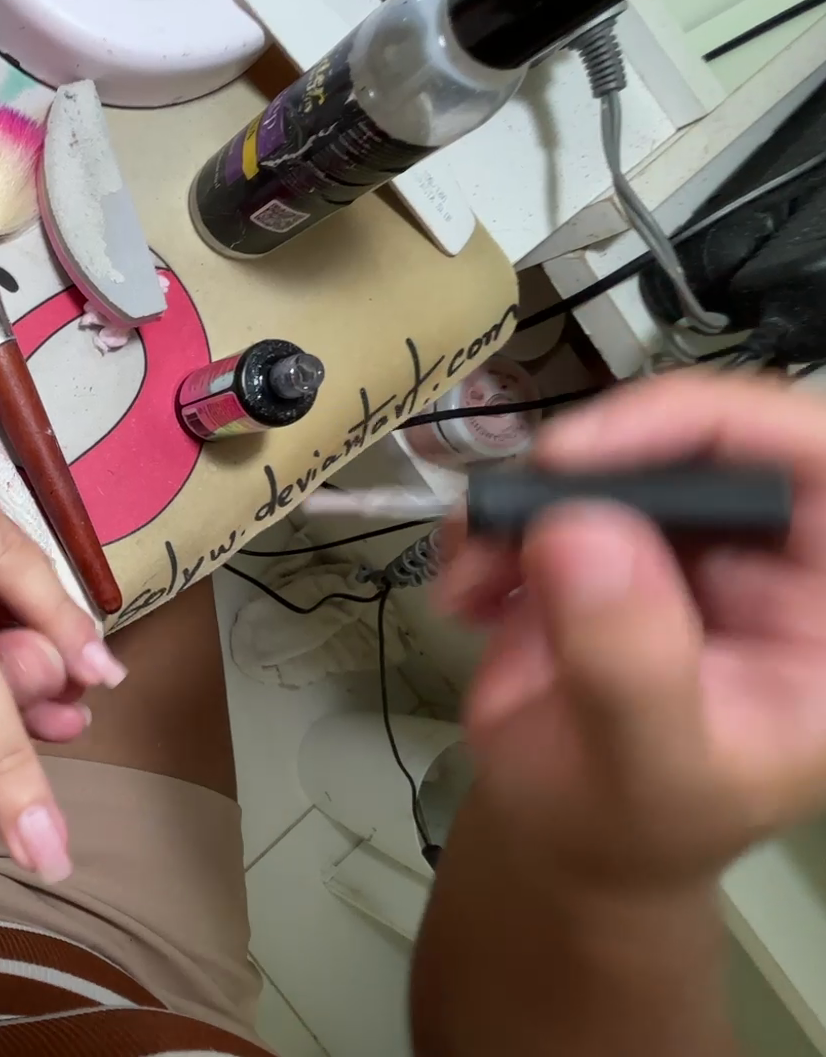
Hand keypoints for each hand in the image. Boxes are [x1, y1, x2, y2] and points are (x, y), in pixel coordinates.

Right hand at [437, 373, 825, 894]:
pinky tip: (465, 598)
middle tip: (493, 533)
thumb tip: (576, 529)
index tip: (573, 456)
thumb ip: (627, 657)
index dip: (702, 428)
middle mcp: (754, 560)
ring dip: (503, 520)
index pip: (809, 465)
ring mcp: (663, 556)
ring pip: (584, 476)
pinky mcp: (582, 559)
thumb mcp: (643, 756)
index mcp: (825, 604)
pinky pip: (524, 509)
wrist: (557, 826)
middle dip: (566, 485)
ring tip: (467, 589)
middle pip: (673, 454)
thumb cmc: (625, 814)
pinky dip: (475, 542)